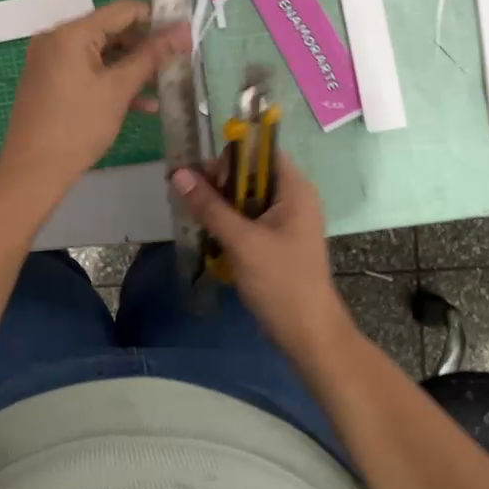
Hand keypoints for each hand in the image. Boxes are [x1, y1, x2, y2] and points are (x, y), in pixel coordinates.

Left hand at [0, 0, 189, 194]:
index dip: (156, 19)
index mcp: (71, 32)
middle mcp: (56, 38)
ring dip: (131, 67)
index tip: (183, 34)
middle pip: (110, 30)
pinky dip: (110, 81)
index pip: (122, 10)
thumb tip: (183, 30)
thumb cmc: (78, 127)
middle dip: (144, 46)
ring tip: (164, 84)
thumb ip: (151, 56)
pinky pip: (86, 70)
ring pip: (100, 53)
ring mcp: (49, 60)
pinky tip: (142, 103)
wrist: (32, 171)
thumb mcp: (119, 90)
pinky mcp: (49, 80)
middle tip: (177, 61)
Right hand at [171, 152, 352, 356]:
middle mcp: (292, 197)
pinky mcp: (276, 240)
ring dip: (219, 204)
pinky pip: (247, 218)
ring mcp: (285, 220)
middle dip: (219, 183)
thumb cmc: (281, 282)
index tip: (205, 178)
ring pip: (245, 197)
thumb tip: (178, 174)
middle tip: (193, 201)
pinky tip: (209, 235)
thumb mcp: (241, 241)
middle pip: (249, 173)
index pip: (259, 151)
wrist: (310, 336)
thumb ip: (209, 206)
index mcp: (294, 188)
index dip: (230, 157)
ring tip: (195, 218)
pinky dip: (228, 222)